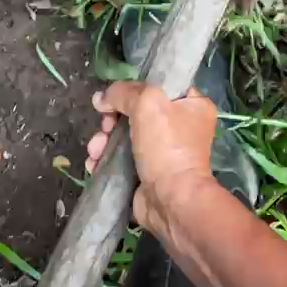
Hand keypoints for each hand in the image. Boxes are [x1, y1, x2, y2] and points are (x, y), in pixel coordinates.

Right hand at [88, 80, 219, 234]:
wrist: (173, 202)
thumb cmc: (167, 145)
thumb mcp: (147, 102)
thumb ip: (122, 92)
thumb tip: (101, 98)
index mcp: (192, 104)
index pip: (161, 84)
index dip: (135, 88)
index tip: (116, 96)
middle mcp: (181, 126)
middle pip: (137, 110)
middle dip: (113, 118)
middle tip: (105, 125)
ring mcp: (164, 152)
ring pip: (126, 135)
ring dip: (105, 139)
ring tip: (95, 149)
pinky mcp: (148, 173)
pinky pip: (122, 158)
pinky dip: (106, 158)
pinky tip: (94, 162)